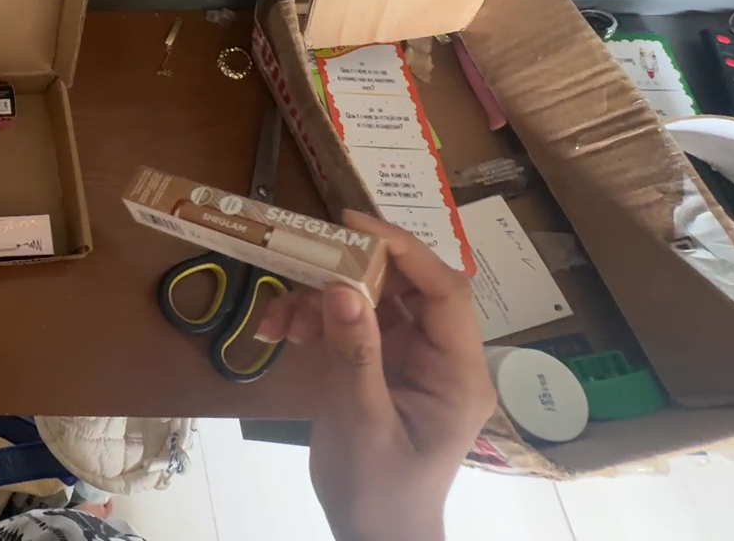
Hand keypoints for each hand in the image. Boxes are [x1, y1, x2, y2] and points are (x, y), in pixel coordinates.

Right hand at [252, 211, 496, 540]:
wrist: (372, 532)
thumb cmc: (379, 489)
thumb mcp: (362, 421)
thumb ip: (355, 353)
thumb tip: (342, 286)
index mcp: (456, 373)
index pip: (444, 293)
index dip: (405, 250)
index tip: (353, 223)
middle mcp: (436, 356)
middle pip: (401, 285)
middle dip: (347, 270)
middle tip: (301, 256)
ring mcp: (404, 357)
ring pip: (364, 298)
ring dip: (315, 298)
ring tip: (279, 320)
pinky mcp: (373, 360)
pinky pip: (341, 319)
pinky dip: (306, 317)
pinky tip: (277, 332)